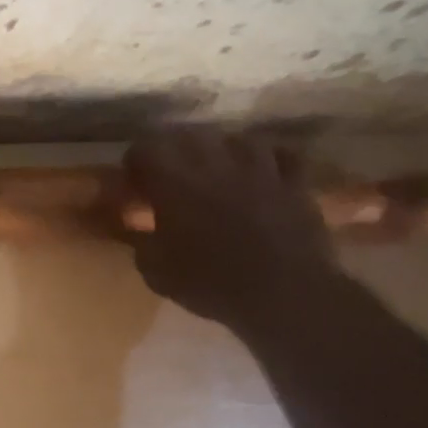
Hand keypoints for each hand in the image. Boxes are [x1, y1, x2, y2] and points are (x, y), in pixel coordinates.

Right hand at [124, 128, 340, 329]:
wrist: (283, 293)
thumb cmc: (209, 282)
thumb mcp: (154, 269)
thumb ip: (139, 238)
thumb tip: (132, 224)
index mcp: (174, 184)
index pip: (146, 148)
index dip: (135, 161)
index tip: (133, 181)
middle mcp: (215, 166)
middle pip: (190, 134)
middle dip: (174, 149)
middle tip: (169, 174)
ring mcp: (260, 170)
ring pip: (238, 139)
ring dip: (222, 150)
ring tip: (216, 168)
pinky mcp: (295, 183)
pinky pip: (282, 155)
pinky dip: (268, 159)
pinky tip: (260, 172)